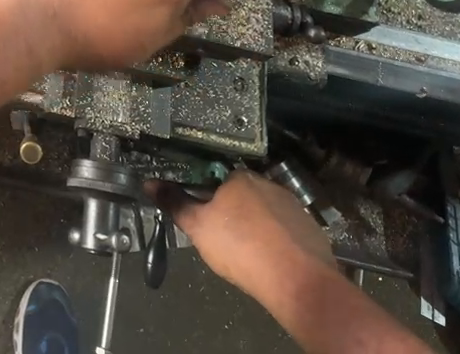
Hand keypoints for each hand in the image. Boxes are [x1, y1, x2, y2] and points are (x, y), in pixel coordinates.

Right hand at [152, 173, 335, 300]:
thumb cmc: (241, 248)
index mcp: (238, 177)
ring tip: (247, 251)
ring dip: (255, 225)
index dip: (206, 198)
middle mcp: (267, 183)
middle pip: (241, 194)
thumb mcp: (198, 227)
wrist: (297, 281)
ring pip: (264, 212)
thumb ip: (175, 203)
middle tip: (223, 237)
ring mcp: (292, 205)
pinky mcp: (310, 227)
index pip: (215, 178)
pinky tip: (270, 259)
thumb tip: (149, 184)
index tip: (204, 217)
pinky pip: (285, 229)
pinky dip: (276, 240)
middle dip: (232, 212)